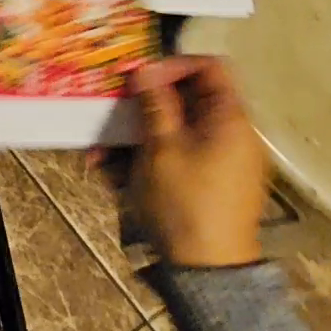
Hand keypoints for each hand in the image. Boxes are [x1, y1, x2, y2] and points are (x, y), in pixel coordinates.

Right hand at [127, 57, 270, 267]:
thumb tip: (145, 69)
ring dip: (132, 135)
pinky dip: (142, 157)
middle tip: (109, 112)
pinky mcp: (205, 178)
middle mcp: (230, 134)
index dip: (172, 65)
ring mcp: (219, 158)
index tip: (137, 78)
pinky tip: (111, 172)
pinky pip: (172, 153)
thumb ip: (155, 104)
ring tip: (100, 154)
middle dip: (140, 106)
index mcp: (230, 119)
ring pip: (171, 129)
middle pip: (185, 99)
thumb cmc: (185, 200)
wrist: (206, 266)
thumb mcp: (161, 147)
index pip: (210, 68)